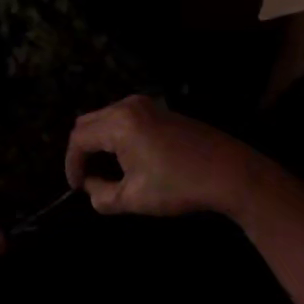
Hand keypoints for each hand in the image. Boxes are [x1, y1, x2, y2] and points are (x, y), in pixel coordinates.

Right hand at [65, 95, 279, 218]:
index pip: (78, 140)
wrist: (232, 173)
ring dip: (98, 142)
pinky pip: (124, 118)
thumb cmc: (179, 187)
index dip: (72, 165)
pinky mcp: (160, 109)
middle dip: (82, 151)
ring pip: (104, 118)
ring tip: (105, 171)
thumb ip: (101, 196)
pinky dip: (115, 136)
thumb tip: (91, 187)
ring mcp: (146, 104)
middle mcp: (128, 106)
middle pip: (87, 123)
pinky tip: (127, 159)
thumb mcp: (134, 199)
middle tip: (87, 178)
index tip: (76, 188)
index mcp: (119, 124)